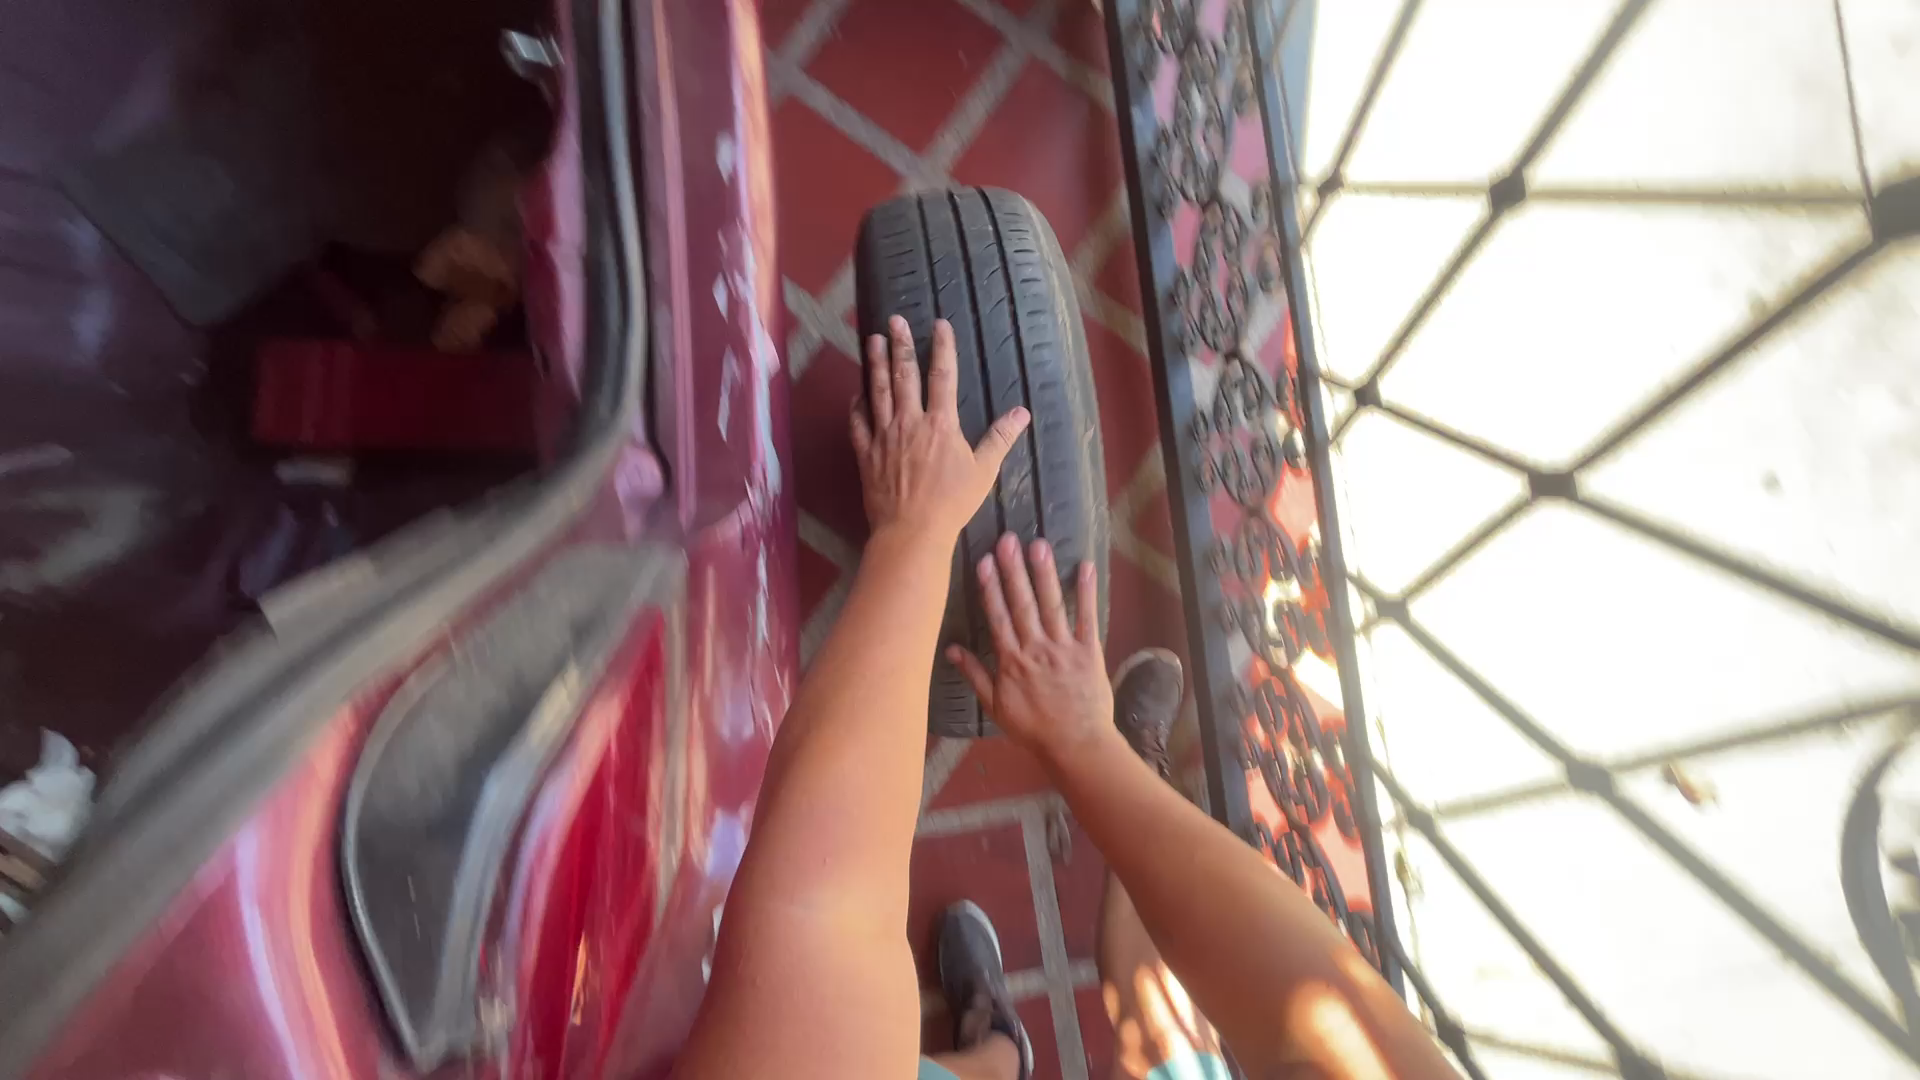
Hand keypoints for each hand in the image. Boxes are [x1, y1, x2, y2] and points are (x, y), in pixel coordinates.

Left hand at [851, 316, 1029, 544]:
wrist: (912, 530)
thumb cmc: (951, 503)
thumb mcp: (984, 471)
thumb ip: (1000, 438)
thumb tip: (1021, 413)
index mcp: (940, 424)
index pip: (942, 376)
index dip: (942, 347)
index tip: (939, 324)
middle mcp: (909, 422)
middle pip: (904, 375)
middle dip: (901, 344)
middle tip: (895, 320)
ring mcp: (884, 436)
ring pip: (878, 391)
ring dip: (876, 364)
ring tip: (873, 340)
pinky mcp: (866, 453)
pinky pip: (858, 422)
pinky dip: (857, 404)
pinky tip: (857, 391)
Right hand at [947, 534, 1113, 763]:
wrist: (1076, 745)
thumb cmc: (1033, 728)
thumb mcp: (995, 706)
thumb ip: (974, 675)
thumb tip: (951, 648)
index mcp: (1011, 660)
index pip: (997, 617)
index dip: (990, 588)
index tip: (984, 561)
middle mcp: (1036, 648)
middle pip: (1022, 604)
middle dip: (1014, 571)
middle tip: (1008, 540)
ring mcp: (1064, 648)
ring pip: (1052, 605)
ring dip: (1044, 574)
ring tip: (1039, 545)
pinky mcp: (1090, 651)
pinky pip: (1088, 618)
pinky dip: (1086, 592)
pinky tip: (1084, 567)